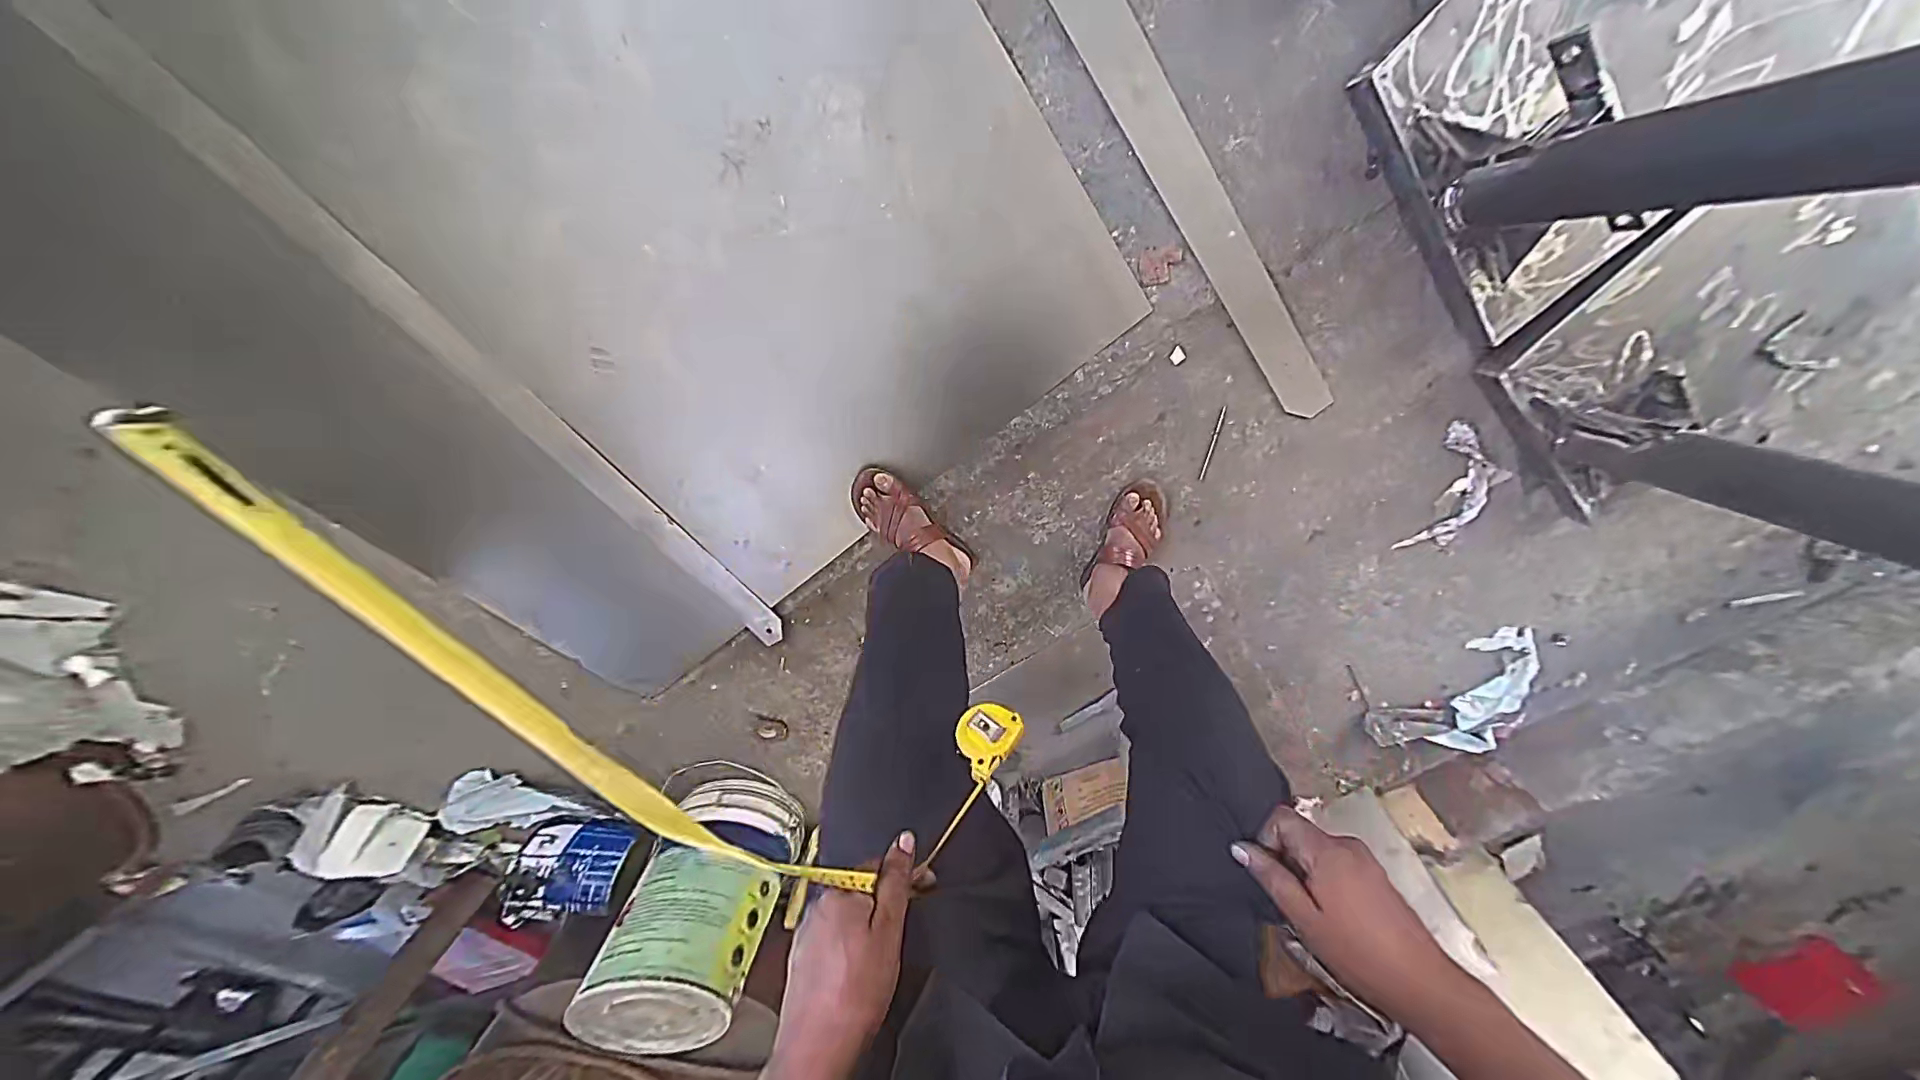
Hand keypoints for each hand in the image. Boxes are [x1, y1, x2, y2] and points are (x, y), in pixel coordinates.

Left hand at [765, 831, 915, 1079]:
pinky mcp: (802, 955)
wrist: (818, 1047)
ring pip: (847, 913)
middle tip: (903, 923)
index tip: (923, 883)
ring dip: (866, 922)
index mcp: (838, 891)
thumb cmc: (855, 993)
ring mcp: (807, 930)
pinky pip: (833, 935)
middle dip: (884, 900)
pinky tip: (858, 967)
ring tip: (881, 953)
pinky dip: (849, 943)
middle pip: (860, 888)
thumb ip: (896, 882)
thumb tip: (902, 843)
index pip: (876, 865)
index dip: (904, 874)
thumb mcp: (889, 930)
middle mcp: (817, 905)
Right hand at [1232, 805, 1465, 1021]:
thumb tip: (1241, 847)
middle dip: (1285, 859)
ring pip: (1316, 850)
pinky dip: (1324, 880)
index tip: (1268, 872)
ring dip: (1304, 872)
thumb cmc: (1359, 953)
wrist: (1423, 985)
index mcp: (1328, 850)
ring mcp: (1365, 860)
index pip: (1281, 816)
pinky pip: (1336, 863)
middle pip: (1299, 833)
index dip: (1265, 838)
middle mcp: (1348, 845)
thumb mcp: (1304, 918)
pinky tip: (1334, 916)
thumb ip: (1271, 877)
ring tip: (1313, 913)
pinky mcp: (1376, 876)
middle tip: (1289, 899)